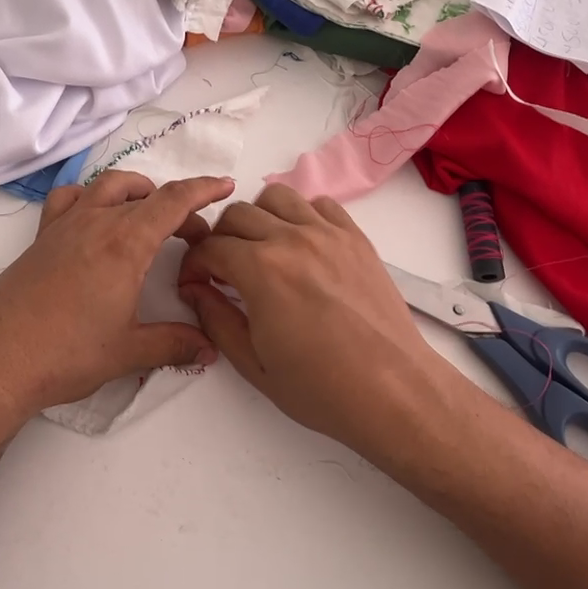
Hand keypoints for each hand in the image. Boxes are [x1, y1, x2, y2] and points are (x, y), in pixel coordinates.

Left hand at [0, 171, 235, 420]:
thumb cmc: (67, 354)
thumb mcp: (129, 352)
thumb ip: (175, 344)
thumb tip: (209, 348)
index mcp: (125, 243)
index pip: (173, 201)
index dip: (203, 188)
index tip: (225, 185)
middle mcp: (96, 222)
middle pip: (145, 192)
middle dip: (176, 203)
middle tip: (192, 234)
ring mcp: (64, 226)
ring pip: (106, 186)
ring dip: (135, 191)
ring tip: (149, 216)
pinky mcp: (41, 237)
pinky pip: (69, 199)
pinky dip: (90, 196)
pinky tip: (96, 219)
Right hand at [177, 183, 445, 453]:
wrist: (393, 391)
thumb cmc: (321, 388)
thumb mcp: (253, 364)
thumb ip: (216, 319)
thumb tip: (195, 290)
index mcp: (261, 270)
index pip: (210, 247)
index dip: (193, 265)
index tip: (194, 283)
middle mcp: (291, 240)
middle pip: (237, 214)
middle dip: (220, 239)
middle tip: (223, 269)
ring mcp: (327, 234)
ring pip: (276, 197)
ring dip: (259, 218)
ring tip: (261, 249)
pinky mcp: (355, 238)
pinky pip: (319, 204)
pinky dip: (302, 215)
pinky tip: (301, 245)